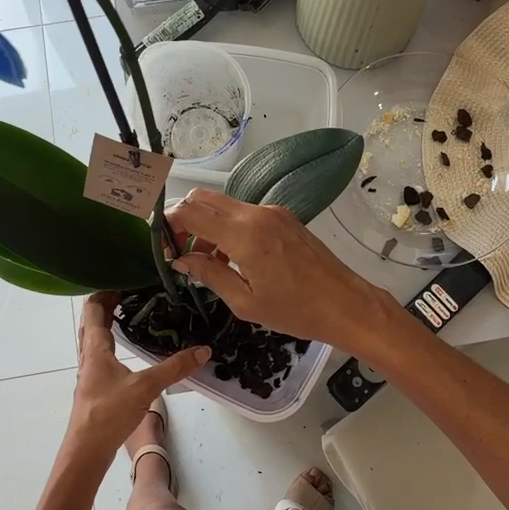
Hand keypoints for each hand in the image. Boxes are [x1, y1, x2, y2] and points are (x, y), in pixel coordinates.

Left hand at [66, 292, 207, 456]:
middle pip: (91, 321)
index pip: (93, 309)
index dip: (104, 290)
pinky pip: (99, 354)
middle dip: (105, 303)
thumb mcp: (145, 387)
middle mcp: (88, 356)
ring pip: (93, 338)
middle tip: (128, 289)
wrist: (86, 451)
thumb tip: (203, 350)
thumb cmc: (109, 413)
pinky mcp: (94, 387)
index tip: (122, 276)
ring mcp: (89, 373)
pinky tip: (122, 350)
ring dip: (105, 322)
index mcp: (95, 348)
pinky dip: (109, 342)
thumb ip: (174, 368)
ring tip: (126, 312)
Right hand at [166, 189, 401, 355]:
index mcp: (244, 235)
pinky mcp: (284, 217)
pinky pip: (245, 213)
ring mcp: (273, 212)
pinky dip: (230, 228)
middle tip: (181, 251)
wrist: (345, 303)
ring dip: (208, 226)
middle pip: (204, 199)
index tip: (163, 247)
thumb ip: (210, 275)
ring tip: (208, 263)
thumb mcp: (245, 302)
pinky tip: (234, 258)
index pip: (191, 213)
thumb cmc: (295, 311)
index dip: (170, 225)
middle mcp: (256, 214)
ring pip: (225, 205)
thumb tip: (182, 260)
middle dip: (186, 220)